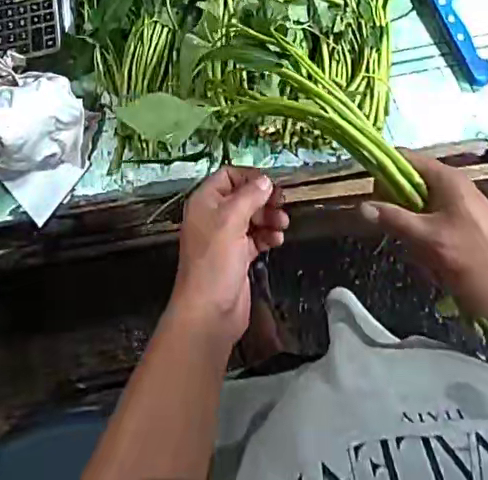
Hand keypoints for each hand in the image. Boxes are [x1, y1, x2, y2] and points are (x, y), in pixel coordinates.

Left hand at [169, 166, 288, 350]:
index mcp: (205, 201)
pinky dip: (267, 236)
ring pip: (252, 217)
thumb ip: (249, 196)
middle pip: (243, 196)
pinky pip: (255, 238)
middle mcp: (213, 216)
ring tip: (282, 225)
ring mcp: (225, 237)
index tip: (272, 185)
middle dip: (263, 199)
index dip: (250, 177)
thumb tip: (266, 181)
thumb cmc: (215, 261)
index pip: (228, 176)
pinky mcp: (237, 257)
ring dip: (269, 217)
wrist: (209, 312)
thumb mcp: (231, 221)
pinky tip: (277, 240)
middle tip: (282, 205)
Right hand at [359, 151, 487, 331]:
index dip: (380, 172)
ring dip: (412, 237)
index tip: (368, 198)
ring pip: (415, 212)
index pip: (402, 158)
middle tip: (400, 238)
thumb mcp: (433, 242)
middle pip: (405, 186)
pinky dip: (426, 248)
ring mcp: (458, 209)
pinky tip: (436, 269)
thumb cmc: (483, 266)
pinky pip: (430, 230)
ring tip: (426, 260)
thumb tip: (361, 206)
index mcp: (446, 179)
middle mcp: (451, 188)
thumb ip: (395, 220)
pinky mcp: (462, 230)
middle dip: (397, 214)